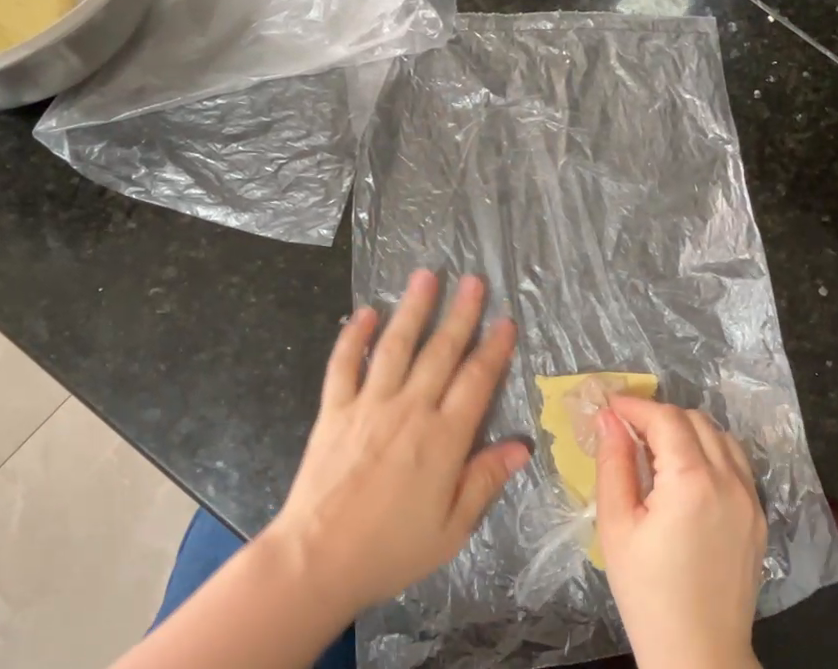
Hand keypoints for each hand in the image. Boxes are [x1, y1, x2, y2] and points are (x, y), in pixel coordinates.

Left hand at [263, 269, 528, 614]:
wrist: (315, 560)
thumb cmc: (389, 550)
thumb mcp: (451, 530)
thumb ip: (485, 481)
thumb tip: (521, 446)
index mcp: (444, 439)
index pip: (477, 381)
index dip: (494, 349)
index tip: (505, 322)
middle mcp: (410, 410)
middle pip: (441, 352)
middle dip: (461, 313)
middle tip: (474, 280)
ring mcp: (368, 405)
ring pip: (397, 345)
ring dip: (413, 309)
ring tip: (426, 276)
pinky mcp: (334, 410)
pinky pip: (344, 364)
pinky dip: (354, 335)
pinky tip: (367, 312)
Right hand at [595, 395, 766, 668]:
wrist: (698, 651)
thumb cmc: (647, 593)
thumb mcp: (616, 527)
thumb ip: (613, 465)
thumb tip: (608, 420)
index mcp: (691, 480)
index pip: (665, 417)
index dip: (635, 406)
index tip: (609, 407)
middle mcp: (728, 479)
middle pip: (695, 419)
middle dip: (659, 417)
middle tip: (628, 433)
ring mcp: (750, 498)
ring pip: (721, 437)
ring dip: (688, 432)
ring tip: (658, 452)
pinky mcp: (758, 516)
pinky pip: (737, 464)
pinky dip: (712, 454)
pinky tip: (688, 476)